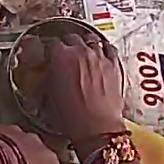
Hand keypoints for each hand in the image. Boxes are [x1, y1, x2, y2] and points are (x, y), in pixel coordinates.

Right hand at [46, 33, 126, 148]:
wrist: (96, 126)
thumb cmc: (71, 113)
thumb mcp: (50, 93)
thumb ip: (49, 75)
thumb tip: (49, 71)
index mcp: (60, 57)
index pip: (52, 42)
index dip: (50, 47)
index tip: (50, 51)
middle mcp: (80, 51)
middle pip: (72, 37)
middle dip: (67, 43)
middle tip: (65, 50)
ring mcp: (99, 56)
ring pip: (91, 39)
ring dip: (85, 43)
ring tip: (83, 49)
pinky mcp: (114, 64)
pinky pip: (109, 48)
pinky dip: (103, 48)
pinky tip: (101, 51)